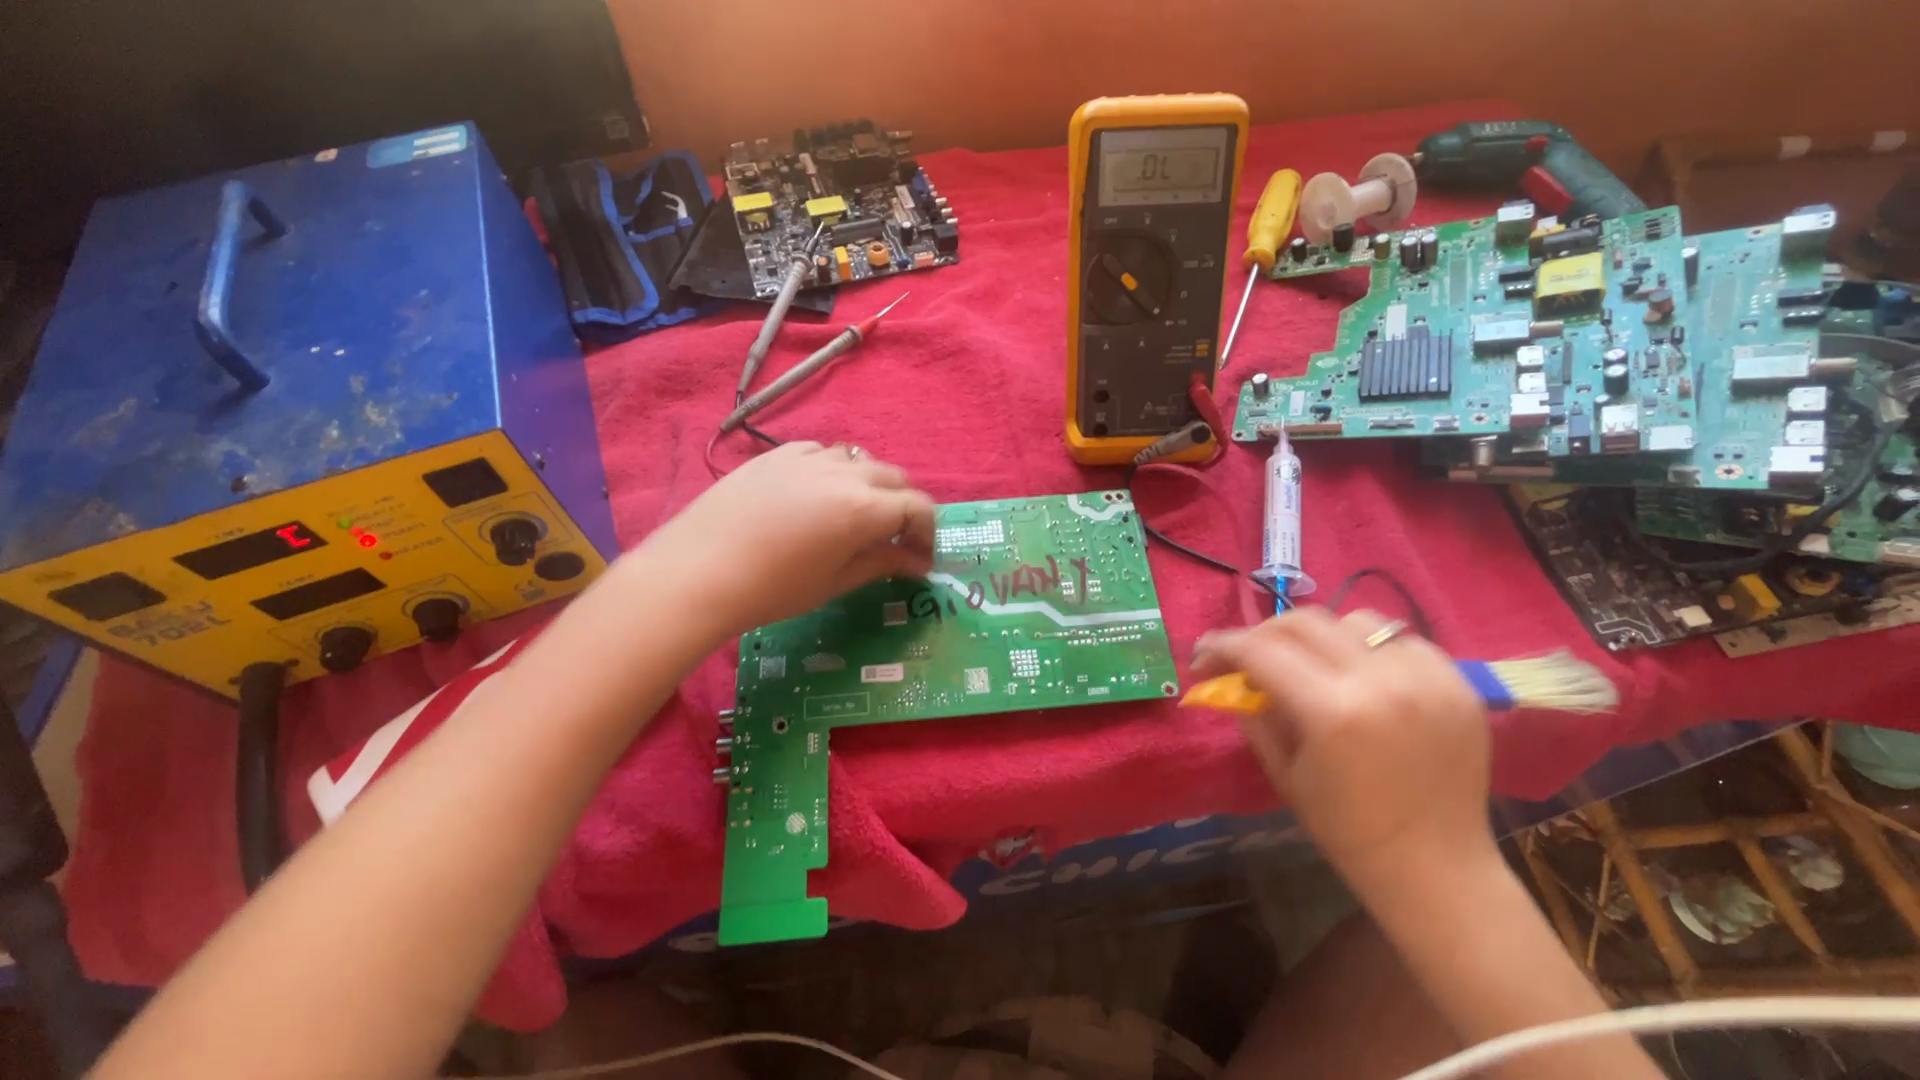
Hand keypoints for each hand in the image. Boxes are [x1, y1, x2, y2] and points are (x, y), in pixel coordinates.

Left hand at [636, 442, 934, 637]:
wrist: (698, 571)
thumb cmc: (772, 589)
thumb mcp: (834, 582)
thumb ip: (881, 563)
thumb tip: (915, 562)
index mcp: (864, 508)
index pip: (918, 508)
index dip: (927, 533)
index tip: (920, 559)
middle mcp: (843, 472)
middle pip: (894, 478)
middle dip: (903, 506)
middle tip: (894, 539)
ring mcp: (808, 458)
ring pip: (859, 460)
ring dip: (870, 485)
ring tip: (855, 516)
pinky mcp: (777, 455)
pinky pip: (821, 453)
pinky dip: (833, 471)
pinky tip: (817, 496)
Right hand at [1193, 608, 1492, 887]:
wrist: (1435, 866)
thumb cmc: (1346, 829)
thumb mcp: (1284, 772)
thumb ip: (1253, 713)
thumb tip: (1225, 676)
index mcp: (1332, 712)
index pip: (1262, 651)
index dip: (1223, 645)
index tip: (1204, 654)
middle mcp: (1382, 681)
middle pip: (1305, 622)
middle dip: (1264, 633)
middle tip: (1248, 655)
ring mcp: (1427, 677)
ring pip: (1354, 621)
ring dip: (1320, 636)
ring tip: (1309, 663)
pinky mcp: (1457, 681)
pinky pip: (1400, 641)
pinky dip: (1370, 650)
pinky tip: (1361, 676)